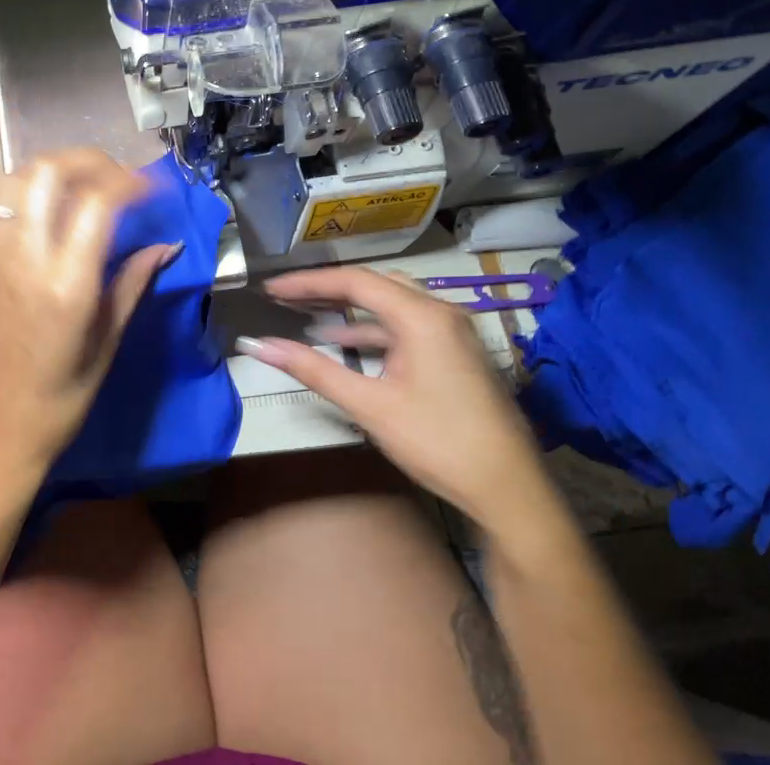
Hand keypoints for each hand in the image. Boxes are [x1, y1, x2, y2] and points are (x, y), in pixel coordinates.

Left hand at [0, 149, 179, 478]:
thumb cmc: (62, 397)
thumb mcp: (108, 343)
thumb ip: (133, 283)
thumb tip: (164, 244)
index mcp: (66, 285)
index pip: (98, 202)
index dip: (131, 181)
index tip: (151, 185)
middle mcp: (22, 261)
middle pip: (46, 173)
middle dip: (85, 161)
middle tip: (112, 177)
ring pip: (8, 181)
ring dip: (45, 172)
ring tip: (72, 187)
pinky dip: (4, 196)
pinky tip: (26, 209)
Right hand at [236, 267, 549, 531]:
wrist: (508, 488)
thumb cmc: (438, 442)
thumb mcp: (369, 406)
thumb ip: (314, 370)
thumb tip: (261, 347)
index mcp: (423, 317)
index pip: (355, 281)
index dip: (307, 283)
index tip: (270, 289)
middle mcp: (442, 313)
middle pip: (376, 285)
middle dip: (328, 289)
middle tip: (286, 296)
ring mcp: (454, 332)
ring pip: (393, 304)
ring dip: (350, 308)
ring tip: (307, 313)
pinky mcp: (457, 353)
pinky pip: (407, 326)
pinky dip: (373, 329)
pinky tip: (346, 343)